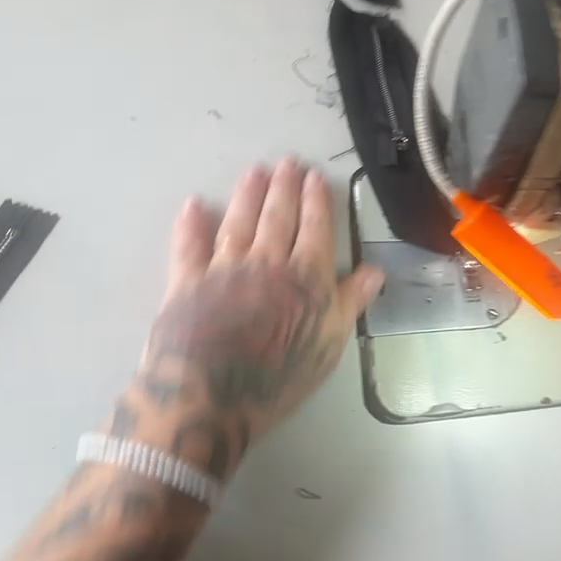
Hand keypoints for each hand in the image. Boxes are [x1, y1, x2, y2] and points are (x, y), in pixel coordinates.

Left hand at [106, 158, 383, 480]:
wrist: (208, 398)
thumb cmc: (280, 375)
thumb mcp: (331, 342)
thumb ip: (351, 301)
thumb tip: (375, 269)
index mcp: (306, 276)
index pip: (315, 229)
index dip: (316, 201)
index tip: (315, 177)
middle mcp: (267, 262)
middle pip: (278, 217)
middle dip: (284, 188)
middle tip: (287, 162)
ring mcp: (224, 269)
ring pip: (239, 222)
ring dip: (248, 194)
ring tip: (255, 171)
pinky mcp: (185, 283)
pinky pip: (189, 246)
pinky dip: (192, 224)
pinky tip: (195, 205)